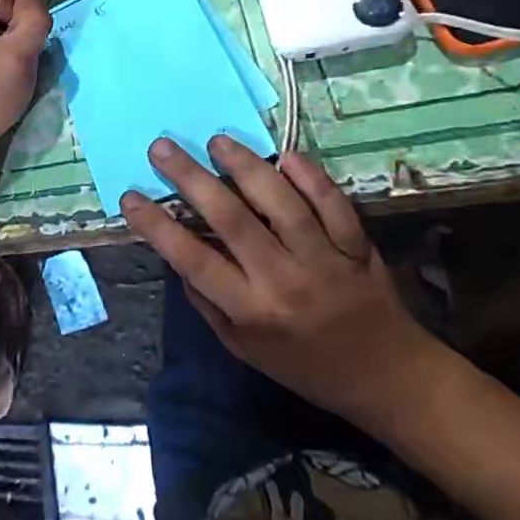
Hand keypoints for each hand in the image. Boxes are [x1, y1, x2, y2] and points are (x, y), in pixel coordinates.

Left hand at [0, 0, 51, 163]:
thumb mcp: (17, 55)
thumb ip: (33, 17)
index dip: (18, 3)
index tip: (17, 38)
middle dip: (18, 19)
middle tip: (18, 54)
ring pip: (1, 15)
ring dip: (16, 35)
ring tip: (13, 64)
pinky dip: (8, 46)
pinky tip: (7, 70)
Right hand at [120, 136, 449, 424]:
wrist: (389, 378)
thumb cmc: (305, 366)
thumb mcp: (243, 348)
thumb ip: (207, 302)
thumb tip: (176, 252)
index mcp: (251, 309)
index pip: (192, 259)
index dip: (157, 225)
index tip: (130, 196)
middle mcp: (284, 279)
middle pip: (231, 218)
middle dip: (191, 178)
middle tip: (163, 147)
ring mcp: (324, 258)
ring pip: (280, 202)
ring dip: (245, 165)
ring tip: (218, 140)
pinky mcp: (355, 243)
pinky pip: (331, 202)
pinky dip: (309, 175)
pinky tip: (285, 155)